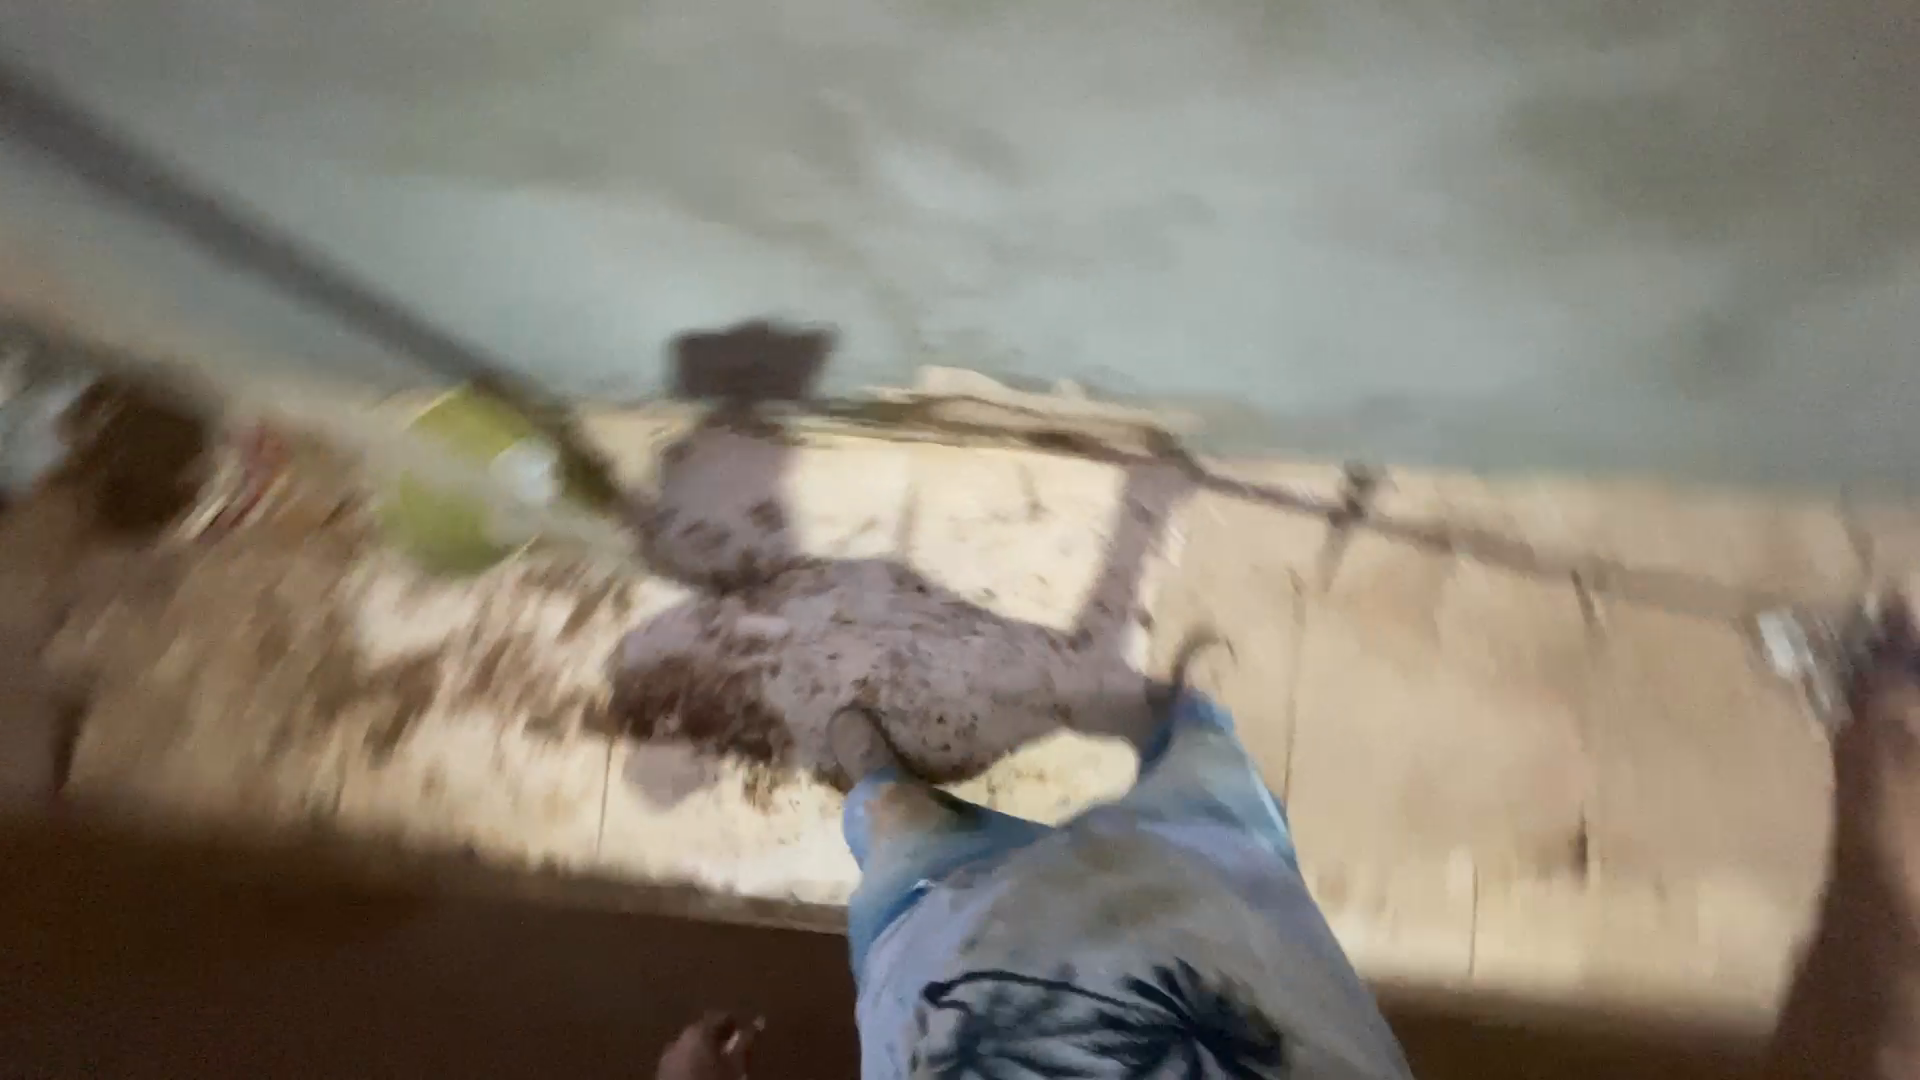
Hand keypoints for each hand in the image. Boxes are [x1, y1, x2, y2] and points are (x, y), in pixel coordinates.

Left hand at [655, 1011, 760, 1079]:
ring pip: (691, 1047)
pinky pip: (681, 1061)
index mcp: (698, 1029)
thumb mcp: (736, 1064)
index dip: (734, 1024)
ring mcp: (667, 1057)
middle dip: (718, 1038)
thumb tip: (759, 1020)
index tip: (743, 1034)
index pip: (721, 1016)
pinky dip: (692, 1063)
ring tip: (717, 1066)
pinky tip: (701, 1074)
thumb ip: (747, 1040)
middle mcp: (680, 1037)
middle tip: (732, 1050)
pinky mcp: (660, 1074)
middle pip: (704, 1031)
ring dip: (704, 1052)